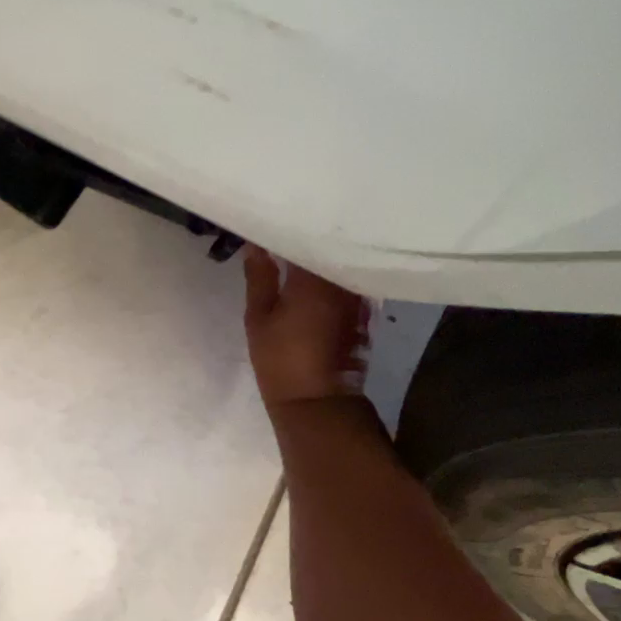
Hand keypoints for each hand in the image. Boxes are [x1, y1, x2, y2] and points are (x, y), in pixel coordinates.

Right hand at [242, 246, 369, 407]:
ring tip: (303, 249)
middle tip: (287, 231)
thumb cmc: (279, 358)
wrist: (315, 399)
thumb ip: (259, 278)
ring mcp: (357, 294)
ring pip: (340, 263)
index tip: (275, 222)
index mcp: (312, 279)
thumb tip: (256, 246)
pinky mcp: (364, 309)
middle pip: (328, 248)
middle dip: (309, 239)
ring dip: (324, 256)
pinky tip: (320, 275)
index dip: (290, 230)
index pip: (304, 239)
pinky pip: (349, 280)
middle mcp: (342, 280)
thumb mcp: (258, 317)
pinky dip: (335, 274)